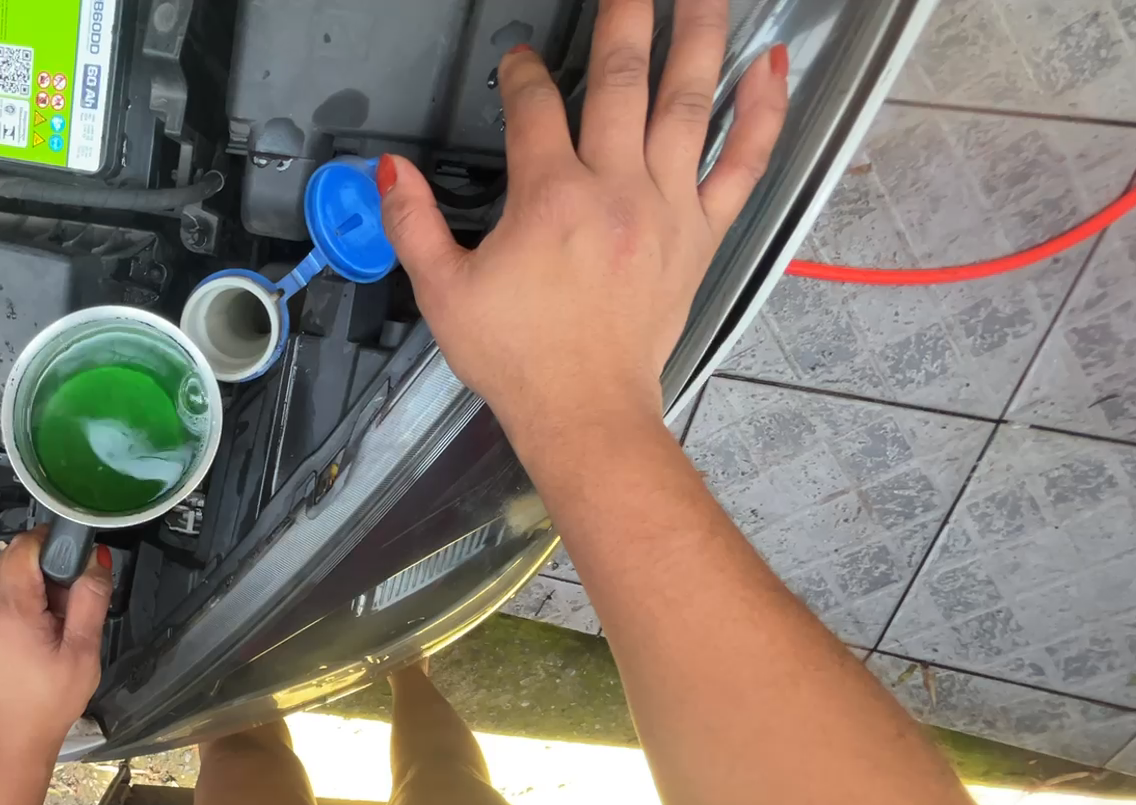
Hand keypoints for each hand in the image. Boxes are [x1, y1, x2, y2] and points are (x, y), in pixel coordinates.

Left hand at [0, 528, 112, 755]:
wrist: (9, 740)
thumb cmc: (49, 701)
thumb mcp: (82, 652)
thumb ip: (90, 598)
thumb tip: (97, 556)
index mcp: (8, 609)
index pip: (26, 546)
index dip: (55, 544)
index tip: (78, 561)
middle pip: (14, 557)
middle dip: (46, 567)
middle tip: (71, 599)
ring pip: (4, 572)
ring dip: (32, 582)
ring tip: (55, 618)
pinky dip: (19, 597)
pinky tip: (37, 626)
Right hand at [379, 0, 788, 444]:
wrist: (579, 407)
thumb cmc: (510, 355)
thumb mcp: (441, 294)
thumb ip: (413, 225)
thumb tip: (390, 170)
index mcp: (548, 199)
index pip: (534, 110)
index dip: (521, 76)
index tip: (515, 62)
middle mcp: (615, 186)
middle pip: (622, 78)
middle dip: (622, 16)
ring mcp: (667, 205)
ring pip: (690, 98)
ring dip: (699, 30)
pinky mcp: (700, 232)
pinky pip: (745, 161)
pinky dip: (764, 110)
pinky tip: (772, 63)